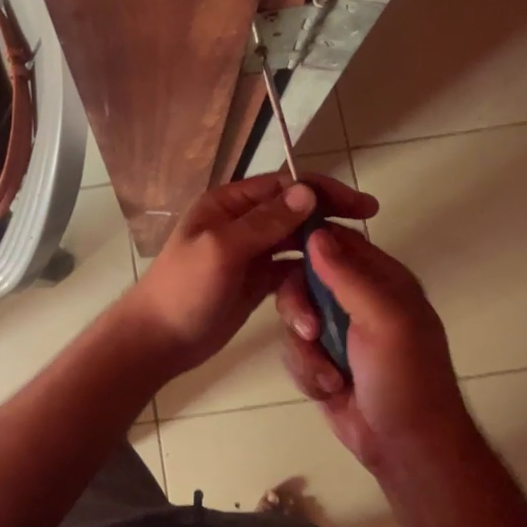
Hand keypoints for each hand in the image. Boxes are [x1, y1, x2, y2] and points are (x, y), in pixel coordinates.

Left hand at [119, 173, 377, 373]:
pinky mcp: (255, 283)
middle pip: (295, 212)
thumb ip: (265, 222)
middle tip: (367, 231)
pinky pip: (289, 273)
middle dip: (329, 220)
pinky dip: (306, 280)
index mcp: (228, 204)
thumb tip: (307, 191)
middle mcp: (241, 222)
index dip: (323, 191)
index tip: (360, 205)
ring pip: (295, 244)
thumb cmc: (184, 289)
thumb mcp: (222, 250)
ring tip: (353, 265)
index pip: (284, 186)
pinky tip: (328, 291)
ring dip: (319, 254)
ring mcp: (249, 253)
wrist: (159, 340)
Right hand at [278, 224, 469, 474]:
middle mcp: (357, 299)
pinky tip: (329, 389)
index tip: (277, 248)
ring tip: (329, 376)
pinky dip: (307, 372)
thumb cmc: (406, 378)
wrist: (406, 448)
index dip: (305, 240)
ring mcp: (338, 332)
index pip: (335, 240)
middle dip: (298, 307)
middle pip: (302, 278)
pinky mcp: (321, 361)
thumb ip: (350, 275)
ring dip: (305, 350)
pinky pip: (293, 351)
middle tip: (309, 331)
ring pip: (292, 318)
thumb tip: (316, 232)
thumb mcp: (386, 320)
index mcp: (381, 280)